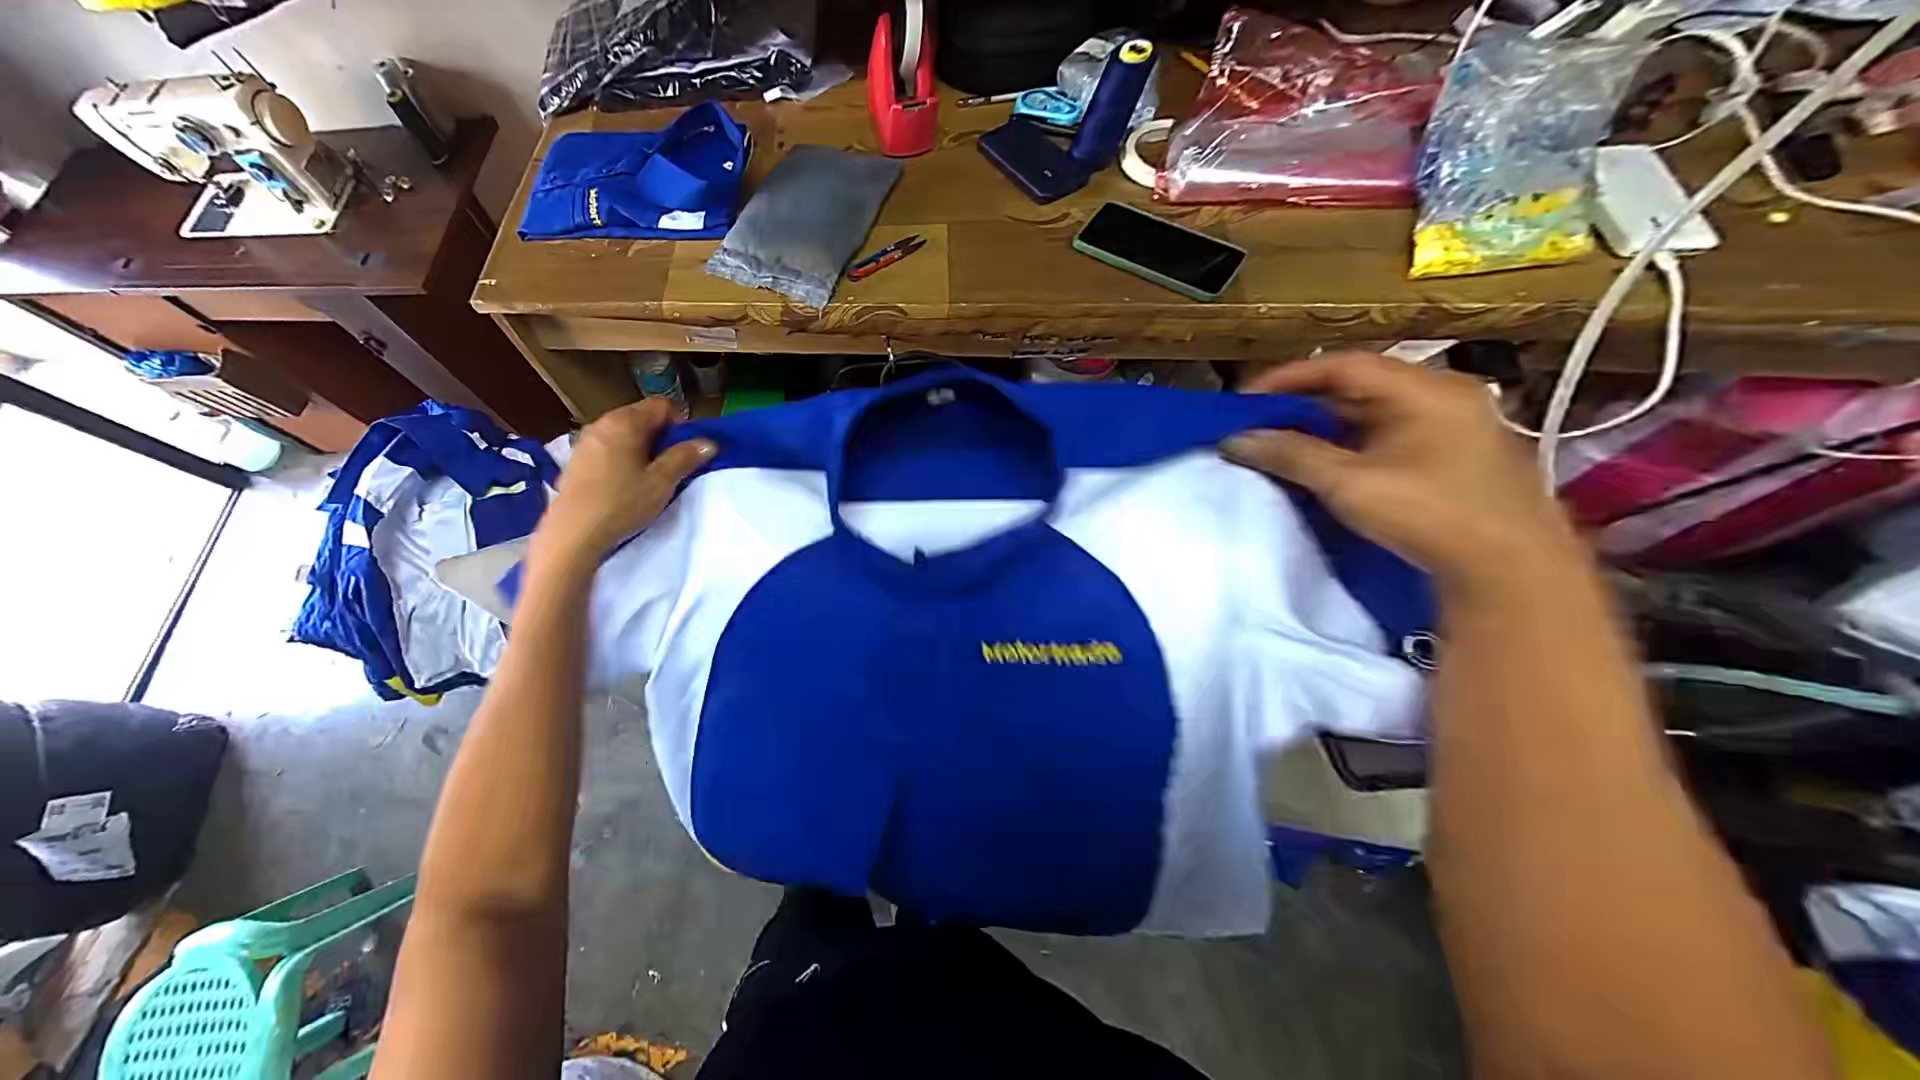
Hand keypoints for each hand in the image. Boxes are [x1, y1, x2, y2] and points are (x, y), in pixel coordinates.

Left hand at [527, 398, 714, 573]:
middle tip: (672, 466)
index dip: (680, 424)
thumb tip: (708, 442)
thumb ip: (685, 457)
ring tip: (650, 476)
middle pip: (642, 418)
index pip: (662, 405)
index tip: (686, 450)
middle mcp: (602, 423)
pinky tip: (626, 483)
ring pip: (626, 434)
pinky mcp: (578, 459)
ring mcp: (586, 440)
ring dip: (643, 448)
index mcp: (625, 422)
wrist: (574, 533)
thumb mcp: (662, 482)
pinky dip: (624, 457)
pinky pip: (610, 447)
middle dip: (662, 437)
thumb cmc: (622, 503)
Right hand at [1221, 351, 1580, 593]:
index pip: (1343, 365)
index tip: (1247, 400)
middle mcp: (1445, 395)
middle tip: (1261, 421)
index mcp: (1425, 390)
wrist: (1512, 570)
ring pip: (1376, 410)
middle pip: (1360, 384)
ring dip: (1328, 423)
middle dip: (1305, 402)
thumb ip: (1291, 455)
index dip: (1289, 378)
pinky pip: (1393, 432)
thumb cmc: (1429, 515)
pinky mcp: (1457, 454)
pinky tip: (1328, 461)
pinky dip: (1353, 440)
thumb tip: (1236, 440)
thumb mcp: (1350, 484)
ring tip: (1285, 441)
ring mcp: (1457, 424)